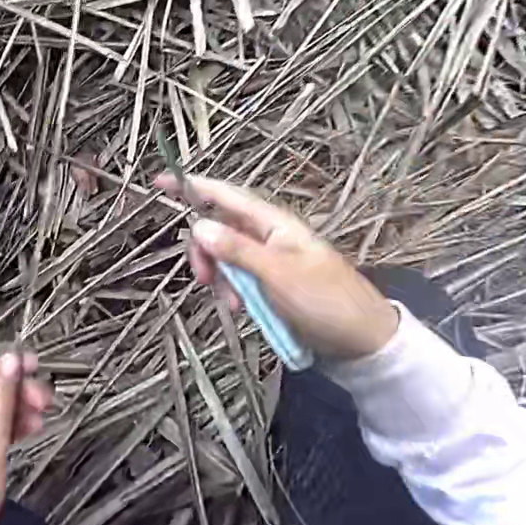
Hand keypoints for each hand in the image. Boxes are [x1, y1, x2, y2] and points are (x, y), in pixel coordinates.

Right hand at [156, 174, 398, 359]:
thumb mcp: (278, 275)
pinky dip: (232, 291)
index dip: (194, 186)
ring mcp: (269, 260)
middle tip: (203, 280)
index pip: (226, 196)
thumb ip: (237, 250)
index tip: (161, 181)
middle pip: (219, 230)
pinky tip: (242, 309)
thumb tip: (199, 225)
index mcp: (274, 224)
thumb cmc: (327, 302)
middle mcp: (269, 237)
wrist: (363, 343)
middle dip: (205, 252)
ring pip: (225, 258)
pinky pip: (237, 278)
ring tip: (234, 304)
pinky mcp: (270, 283)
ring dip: (220, 278)